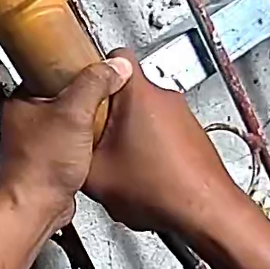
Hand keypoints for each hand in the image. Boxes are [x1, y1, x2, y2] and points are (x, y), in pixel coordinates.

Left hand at [0, 56, 133, 230]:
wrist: (37, 206)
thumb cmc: (41, 166)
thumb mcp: (74, 114)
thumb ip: (95, 85)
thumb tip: (115, 67)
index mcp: (21, 99)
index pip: (50, 69)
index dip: (76, 66)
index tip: (96, 66)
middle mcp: (25, 118)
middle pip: (64, 93)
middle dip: (86, 96)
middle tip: (104, 95)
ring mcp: (37, 138)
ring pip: (70, 118)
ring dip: (88, 120)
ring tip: (101, 120)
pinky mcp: (50, 157)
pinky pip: (73, 140)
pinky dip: (86, 140)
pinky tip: (96, 143)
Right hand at [84, 49, 247, 238]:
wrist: (205, 213)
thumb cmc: (162, 190)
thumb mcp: (94, 174)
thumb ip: (75, 152)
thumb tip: (64, 147)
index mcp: (139, 95)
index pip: (115, 55)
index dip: (94, 69)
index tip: (83, 86)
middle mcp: (164, 98)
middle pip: (125, 88)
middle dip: (106, 111)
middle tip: (95, 135)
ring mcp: (180, 115)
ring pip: (141, 111)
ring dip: (126, 131)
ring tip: (118, 160)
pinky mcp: (190, 134)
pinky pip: (157, 129)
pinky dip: (145, 146)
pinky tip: (139, 172)